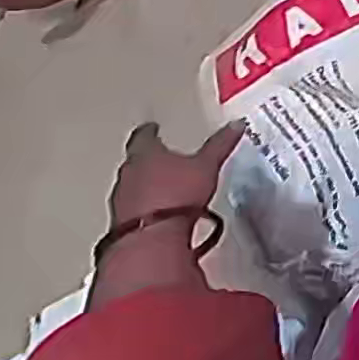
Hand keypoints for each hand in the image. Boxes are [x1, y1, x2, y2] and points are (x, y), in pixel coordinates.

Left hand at [108, 120, 245, 224]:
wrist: (152, 237)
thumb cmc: (179, 192)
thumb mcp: (207, 165)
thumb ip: (220, 144)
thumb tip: (237, 123)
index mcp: (146, 154)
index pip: (143, 137)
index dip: (149, 132)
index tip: (152, 128)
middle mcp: (128, 172)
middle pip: (136, 161)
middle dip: (150, 159)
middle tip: (162, 157)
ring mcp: (121, 198)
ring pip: (133, 184)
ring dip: (146, 183)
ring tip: (166, 186)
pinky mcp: (122, 221)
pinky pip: (134, 206)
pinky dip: (146, 203)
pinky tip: (161, 209)